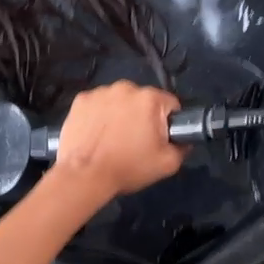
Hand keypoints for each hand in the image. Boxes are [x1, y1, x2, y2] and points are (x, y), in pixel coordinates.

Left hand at [49, 81, 187, 201]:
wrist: (83, 176)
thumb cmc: (127, 168)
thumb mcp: (166, 165)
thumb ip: (182, 148)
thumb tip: (183, 141)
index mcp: (150, 98)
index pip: (170, 104)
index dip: (168, 123)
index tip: (159, 139)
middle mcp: (126, 87)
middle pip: (142, 101)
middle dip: (142, 117)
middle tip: (134, 142)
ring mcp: (100, 92)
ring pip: (118, 101)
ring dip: (119, 114)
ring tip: (112, 140)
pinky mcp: (80, 100)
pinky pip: (96, 105)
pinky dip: (98, 116)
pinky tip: (95, 135)